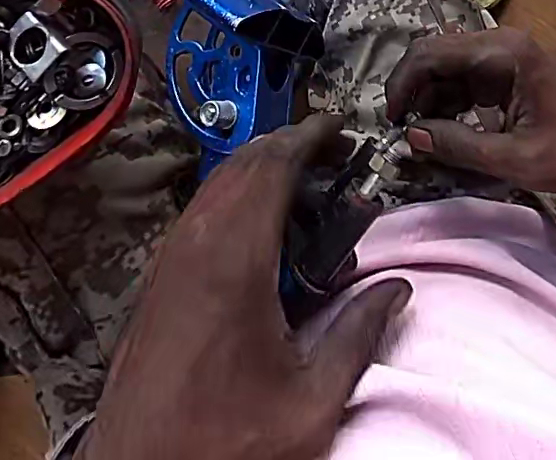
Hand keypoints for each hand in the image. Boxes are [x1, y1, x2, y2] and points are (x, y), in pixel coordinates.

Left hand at [79, 115, 411, 459]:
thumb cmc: (219, 443)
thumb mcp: (309, 400)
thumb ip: (358, 334)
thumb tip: (394, 289)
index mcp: (234, 255)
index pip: (274, 164)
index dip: (309, 136)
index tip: (337, 128)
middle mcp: (197, 239)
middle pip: (248, 160)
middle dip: (292, 145)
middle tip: (331, 155)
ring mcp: (172, 252)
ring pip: (222, 178)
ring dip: (264, 166)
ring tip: (305, 182)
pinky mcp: (161, 271)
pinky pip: (205, 204)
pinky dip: (239, 191)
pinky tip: (264, 221)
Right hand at [384, 29, 555, 213]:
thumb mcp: (518, 159)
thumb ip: (460, 146)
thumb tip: (411, 136)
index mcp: (503, 52)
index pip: (432, 53)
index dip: (403, 84)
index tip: (391, 121)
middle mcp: (498, 44)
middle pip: (434, 55)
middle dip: (412, 92)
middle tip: (402, 131)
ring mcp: (501, 57)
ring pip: (443, 69)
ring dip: (427, 100)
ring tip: (423, 138)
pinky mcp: (503, 73)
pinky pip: (460, 82)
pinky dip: (445, 104)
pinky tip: (444, 132)